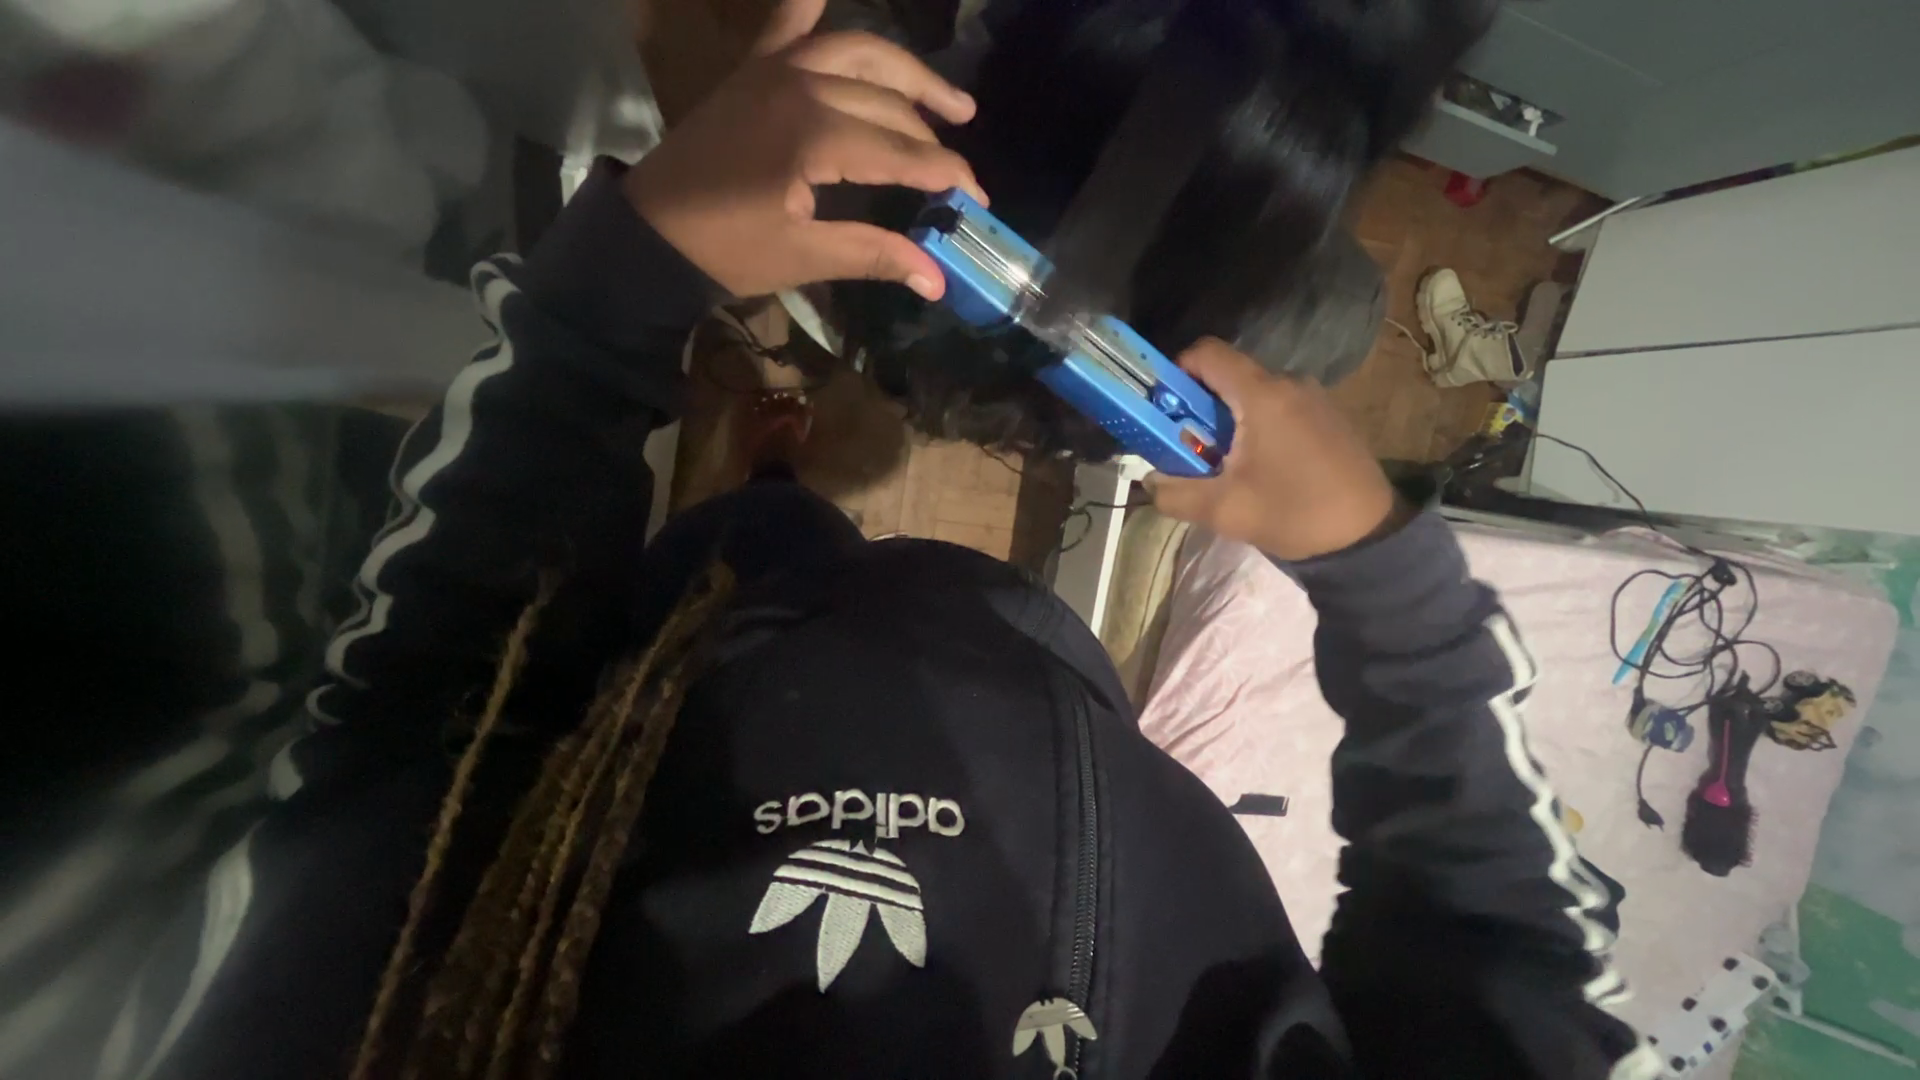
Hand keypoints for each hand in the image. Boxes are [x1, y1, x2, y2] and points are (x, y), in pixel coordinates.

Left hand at [624, 0, 985, 300]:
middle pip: (889, 103)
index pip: (902, 151)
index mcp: (814, 136)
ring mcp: (774, 68)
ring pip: (860, 52)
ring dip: (908, 75)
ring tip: (951, 102)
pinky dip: (815, 5)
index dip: (946, 175)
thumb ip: (875, 256)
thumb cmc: (726, 251)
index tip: (978, 200)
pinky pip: (791, 21)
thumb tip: (938, 280)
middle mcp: (801, 85)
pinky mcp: (754, 69)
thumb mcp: (804, 258)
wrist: (650, 232)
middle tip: (963, 170)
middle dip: (934, 137)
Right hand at [1147, 339, 1399, 560]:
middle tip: (1188, 448)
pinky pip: (1277, 406)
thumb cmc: (1293, 514)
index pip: (1206, 353)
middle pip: (1228, 375)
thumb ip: (1174, 493)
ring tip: (1223, 464)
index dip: (1175, 371)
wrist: (1368, 535)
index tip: (1163, 408)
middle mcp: (1289, 383)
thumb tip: (1150, 481)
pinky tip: (1258, 467)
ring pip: (1252, 393)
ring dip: (1227, 420)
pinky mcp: (1327, 415)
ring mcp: (1313, 397)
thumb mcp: (1222, 511)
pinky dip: (1255, 426)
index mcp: (1262, 395)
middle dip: (1198, 406)